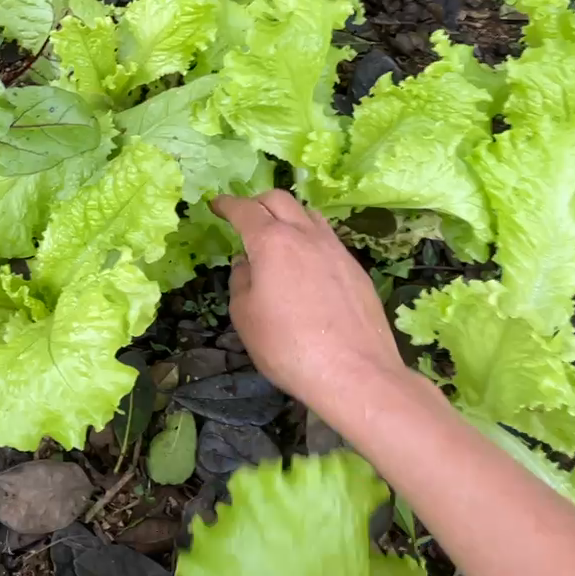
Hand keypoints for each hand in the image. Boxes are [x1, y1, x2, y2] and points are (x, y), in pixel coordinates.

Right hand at [212, 190, 408, 413]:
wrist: (356, 375)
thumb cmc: (288, 346)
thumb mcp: (245, 316)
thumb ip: (241, 281)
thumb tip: (248, 264)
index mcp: (271, 242)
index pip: (245, 210)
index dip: (227, 204)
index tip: (217, 204)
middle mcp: (305, 236)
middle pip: (280, 200)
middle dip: (258, 202)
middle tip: (245, 218)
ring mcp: (335, 250)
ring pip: (308, 215)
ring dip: (288, 216)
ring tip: (279, 236)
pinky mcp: (356, 270)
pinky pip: (327, 239)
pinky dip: (309, 238)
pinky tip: (306, 265)